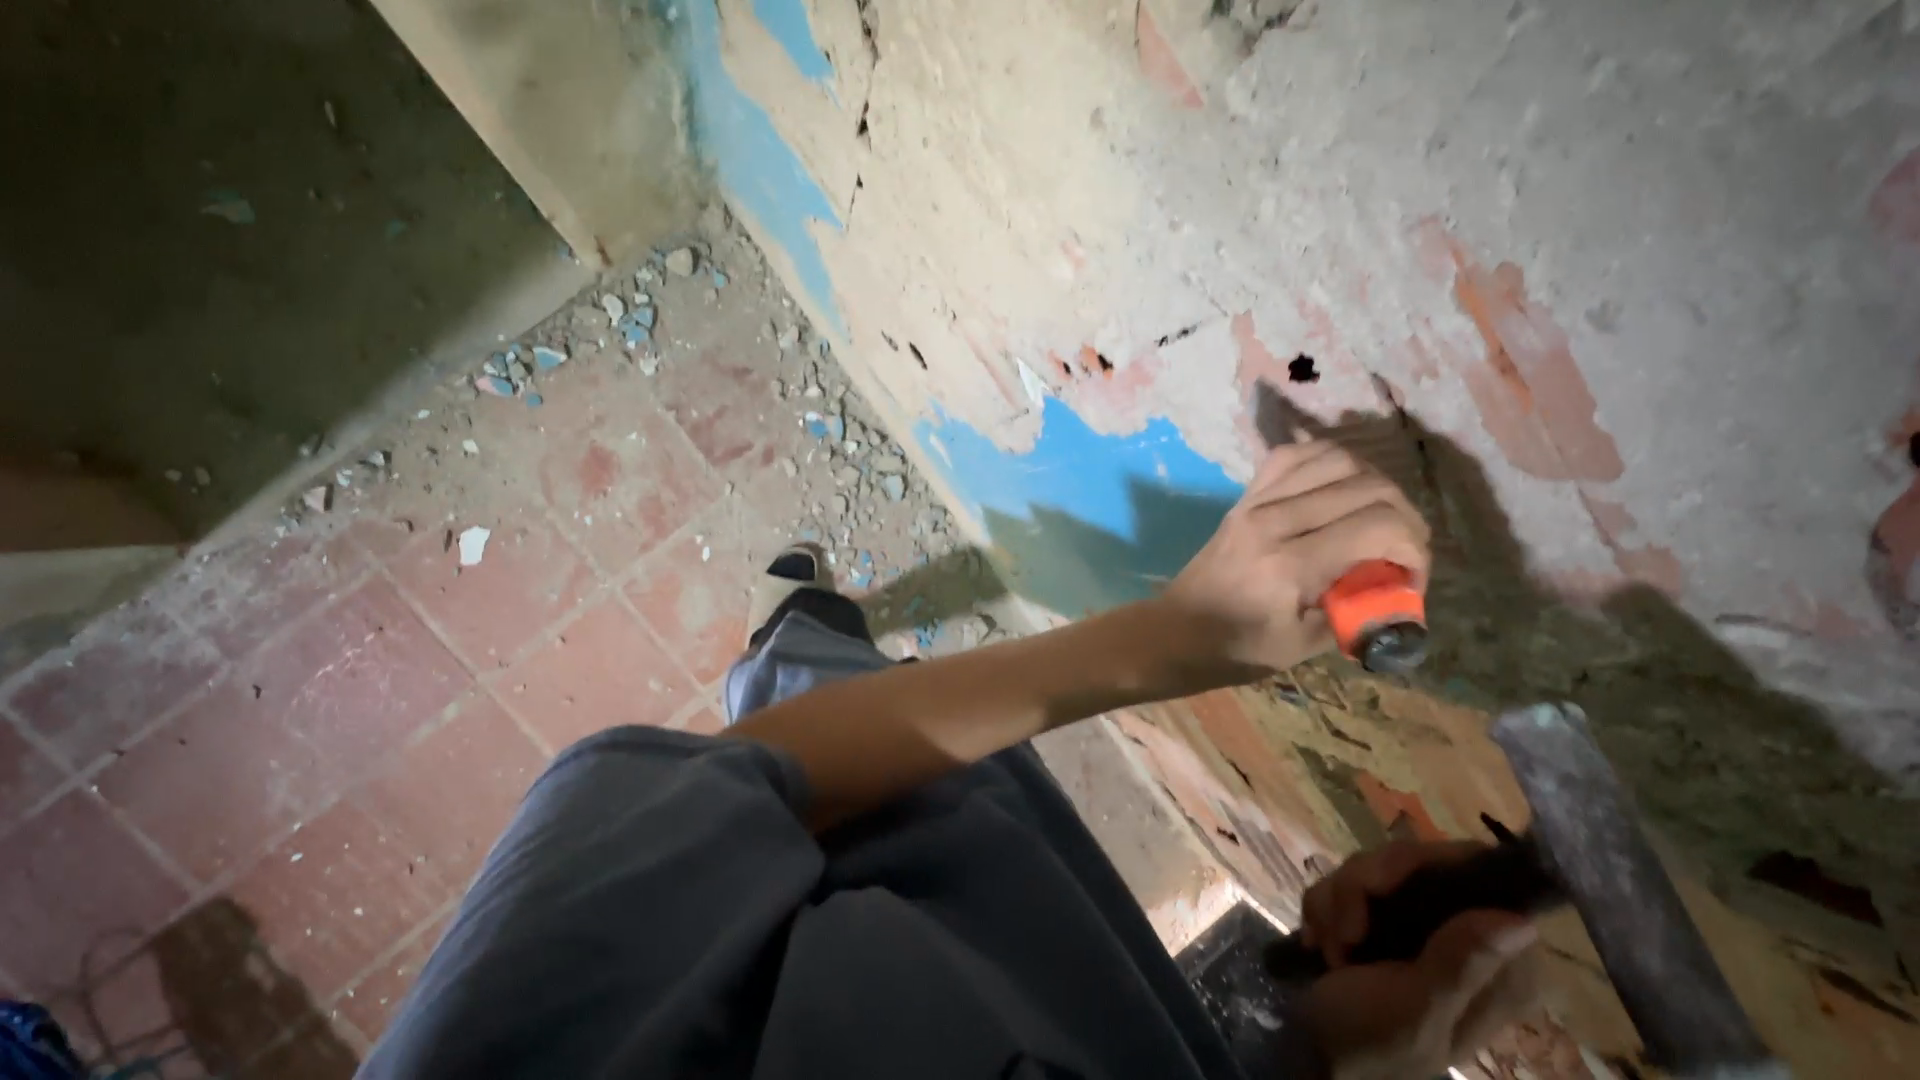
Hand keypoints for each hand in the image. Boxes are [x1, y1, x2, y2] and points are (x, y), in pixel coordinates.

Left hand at [1161, 438, 1429, 679]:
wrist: (1176, 632)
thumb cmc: (1238, 648)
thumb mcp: (1304, 646)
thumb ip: (1357, 611)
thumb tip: (1400, 589)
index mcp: (1289, 564)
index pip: (1379, 526)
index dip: (1415, 550)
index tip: (1412, 580)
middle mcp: (1273, 520)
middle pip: (1368, 486)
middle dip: (1405, 517)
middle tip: (1404, 552)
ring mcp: (1255, 501)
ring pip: (1336, 459)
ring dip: (1374, 483)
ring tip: (1379, 519)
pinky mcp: (1245, 495)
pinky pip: (1294, 455)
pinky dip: (1330, 462)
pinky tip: (1342, 488)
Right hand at [1298, 842, 1544, 1078]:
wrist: (1312, 1059)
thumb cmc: (1368, 1043)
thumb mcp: (1413, 1008)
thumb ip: (1460, 962)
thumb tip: (1521, 920)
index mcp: (1498, 966)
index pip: (1476, 875)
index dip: (1422, 862)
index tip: (1377, 883)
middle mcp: (1469, 939)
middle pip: (1416, 863)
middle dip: (1363, 887)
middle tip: (1344, 929)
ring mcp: (1422, 930)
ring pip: (1376, 870)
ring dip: (1338, 901)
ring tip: (1329, 946)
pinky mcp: (1383, 924)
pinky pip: (1349, 884)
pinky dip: (1326, 908)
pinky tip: (1320, 943)